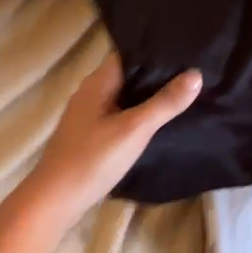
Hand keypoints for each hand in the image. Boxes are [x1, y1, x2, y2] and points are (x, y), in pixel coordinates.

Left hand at [16, 55, 201, 222]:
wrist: (56, 199)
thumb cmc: (93, 159)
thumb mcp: (134, 129)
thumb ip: (164, 103)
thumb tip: (195, 74)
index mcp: (97, 82)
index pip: (129, 55)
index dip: (156, 53)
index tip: (186, 53)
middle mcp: (90, 93)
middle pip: (127, 76)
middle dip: (156, 77)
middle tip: (193, 74)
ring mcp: (87, 115)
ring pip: (123, 98)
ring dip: (147, 98)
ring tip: (183, 96)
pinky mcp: (89, 136)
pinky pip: (117, 116)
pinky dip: (136, 116)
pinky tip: (156, 124)